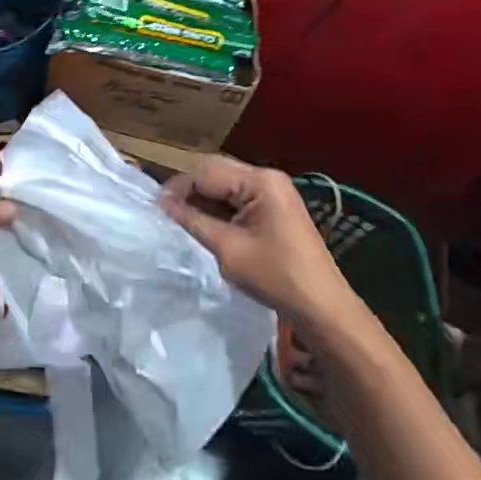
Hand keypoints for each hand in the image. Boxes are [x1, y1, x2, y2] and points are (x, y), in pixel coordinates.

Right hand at [158, 155, 356, 325]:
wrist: (323, 307)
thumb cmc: (276, 276)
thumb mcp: (226, 248)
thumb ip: (192, 220)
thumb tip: (162, 203)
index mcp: (260, 181)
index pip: (205, 173)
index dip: (178, 189)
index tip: (157, 208)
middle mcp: (267, 178)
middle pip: (214, 172)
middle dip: (190, 191)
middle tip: (170, 213)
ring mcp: (273, 191)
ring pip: (223, 183)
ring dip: (203, 200)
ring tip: (185, 221)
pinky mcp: (274, 206)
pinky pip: (236, 196)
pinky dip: (219, 208)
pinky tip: (207, 225)